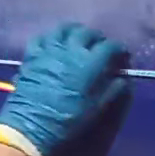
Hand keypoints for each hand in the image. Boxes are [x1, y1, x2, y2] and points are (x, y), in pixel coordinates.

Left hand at [0, 23, 128, 155]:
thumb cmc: (68, 120)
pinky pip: (42, 38)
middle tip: (99, 47)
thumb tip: (121, 77)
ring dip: (74, 32)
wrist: (32, 126)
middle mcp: (71, 49)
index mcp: (91, 63)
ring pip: (64, 29)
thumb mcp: (97, 108)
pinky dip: (50, 38)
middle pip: (88, 33)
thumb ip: (112, 89)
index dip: (119, 50)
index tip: (121, 57)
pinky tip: (53, 45)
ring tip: (77, 40)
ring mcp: (49, 49)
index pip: (111, 46)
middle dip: (97, 39)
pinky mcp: (32, 55)